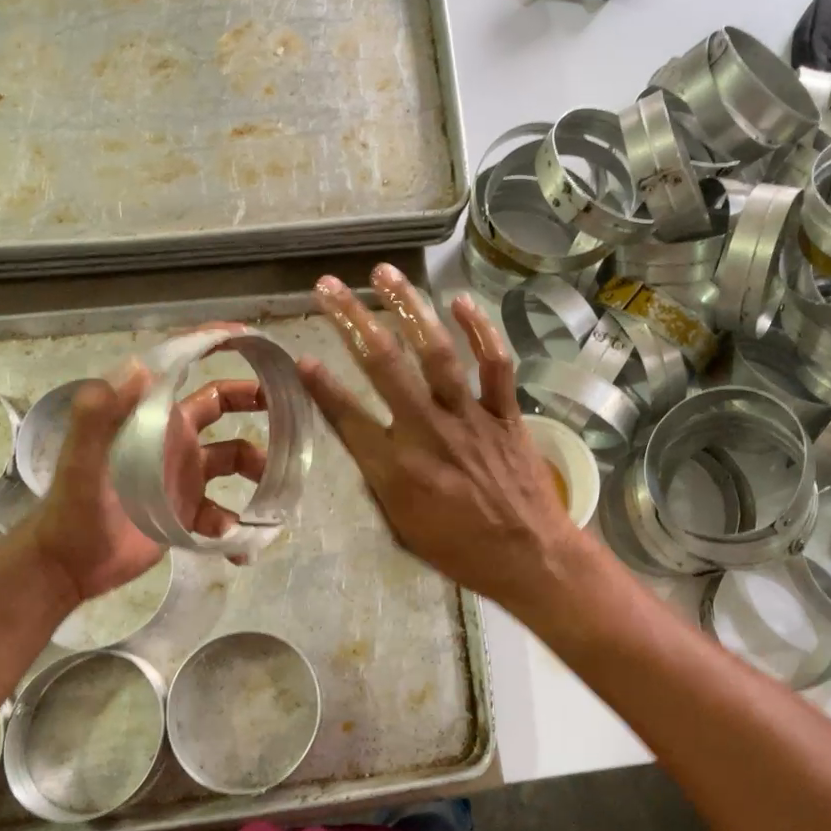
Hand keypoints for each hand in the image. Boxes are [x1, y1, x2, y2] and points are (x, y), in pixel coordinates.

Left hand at [23, 363, 266, 603]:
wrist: (68, 565)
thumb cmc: (75, 506)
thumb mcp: (83, 459)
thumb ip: (101, 414)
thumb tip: (142, 364)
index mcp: (153, 418)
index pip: (184, 368)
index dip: (213, 344)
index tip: (250, 336)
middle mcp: (174, 439)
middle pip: (224, 407)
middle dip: (256, 402)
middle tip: (290, 409)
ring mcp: (183, 476)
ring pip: (235, 460)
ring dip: (259, 473)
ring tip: (275, 497)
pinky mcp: (188, 512)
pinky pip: (224, 513)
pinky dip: (237, 528)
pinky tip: (241, 549)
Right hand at [297, 264, 595, 616]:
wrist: (530, 557)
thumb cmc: (462, 550)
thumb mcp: (403, 526)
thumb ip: (381, 479)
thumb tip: (364, 441)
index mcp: (396, 468)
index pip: (346, 416)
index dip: (319, 385)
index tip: (300, 358)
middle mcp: (428, 432)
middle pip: (382, 365)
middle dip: (350, 320)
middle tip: (328, 286)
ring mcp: (469, 418)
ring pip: (435, 352)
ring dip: (408, 308)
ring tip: (385, 274)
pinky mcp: (505, 413)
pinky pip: (494, 364)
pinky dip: (480, 331)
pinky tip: (461, 301)